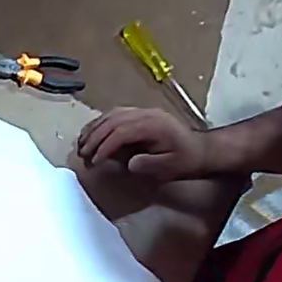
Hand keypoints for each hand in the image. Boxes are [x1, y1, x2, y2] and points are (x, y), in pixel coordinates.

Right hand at [76, 107, 217, 181]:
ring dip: (95, 128)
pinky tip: (92, 133)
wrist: (200, 149)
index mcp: (155, 125)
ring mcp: (144, 112)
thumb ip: (150, 165)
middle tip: (82, 154)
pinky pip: (117, 114)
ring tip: (81, 144)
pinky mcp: (141, 115)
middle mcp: (147, 114)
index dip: (105, 146)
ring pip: (113, 114)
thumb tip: (129, 163)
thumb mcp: (170, 168)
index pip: (122, 131)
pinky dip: (101, 123)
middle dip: (94, 137)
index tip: (95, 161)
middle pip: (114, 120)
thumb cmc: (185, 161)